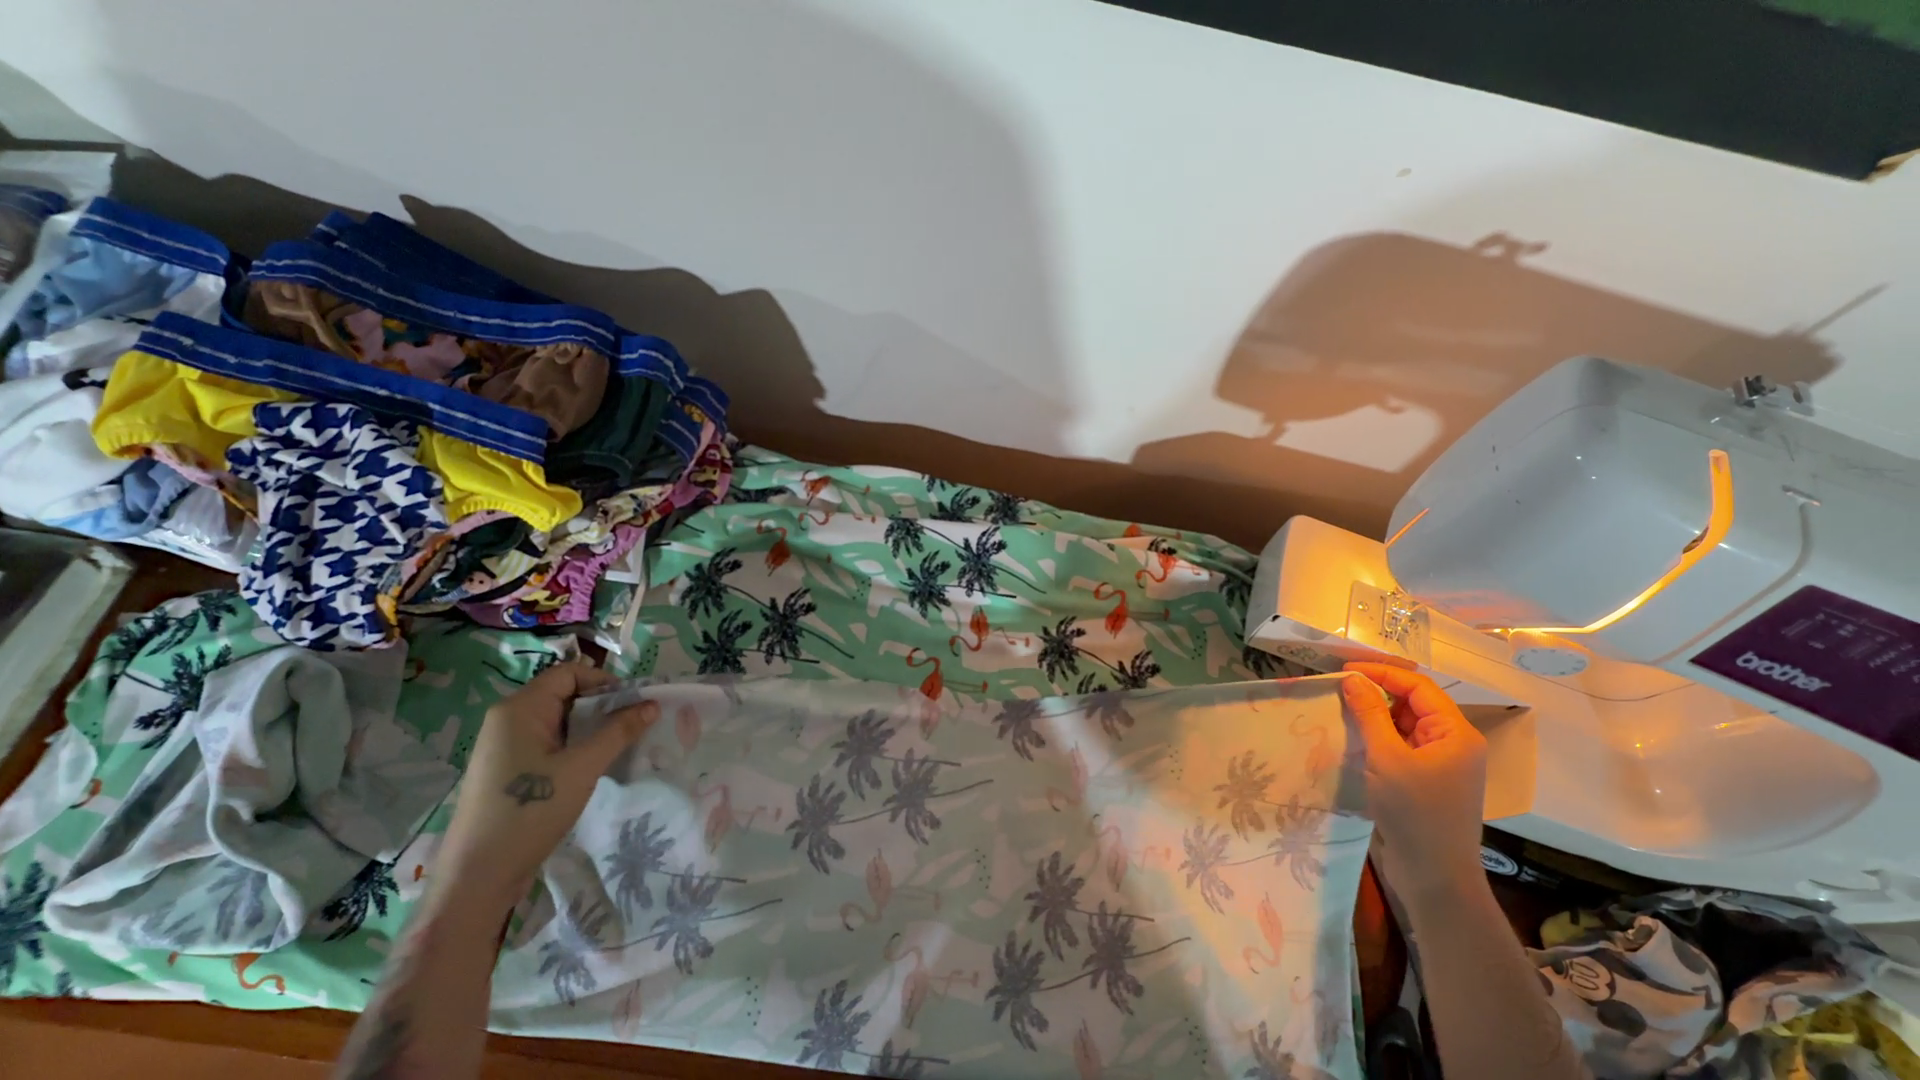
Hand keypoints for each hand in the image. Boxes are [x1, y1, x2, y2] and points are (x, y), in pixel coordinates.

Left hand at [434, 663, 656, 913]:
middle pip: (563, 696)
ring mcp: (504, 747)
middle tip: (635, 728)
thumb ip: (618, 732)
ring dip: (590, 731)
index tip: (635, 704)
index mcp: (519, 708)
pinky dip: (573, 749)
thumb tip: (651, 705)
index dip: (605, 682)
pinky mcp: (507, 771)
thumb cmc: (530, 811)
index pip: (568, 673)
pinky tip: (593, 771)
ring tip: (620, 749)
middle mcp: (507, 719)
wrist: (479, 874)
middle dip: (602, 708)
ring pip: (557, 723)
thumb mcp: (582, 768)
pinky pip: (547, 746)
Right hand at [1341, 662, 1488, 895]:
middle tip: (1338, 691)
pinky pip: (1402, 749)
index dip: (1382, 674)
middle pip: (1414, 705)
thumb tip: (1353, 679)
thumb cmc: (1415, 813)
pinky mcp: (1427, 783)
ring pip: (1406, 727)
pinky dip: (1379, 741)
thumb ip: (1370, 715)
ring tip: (1340, 713)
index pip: (1418, 687)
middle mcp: (1453, 743)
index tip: (1344, 670)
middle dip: (1377, 694)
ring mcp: (1441, 765)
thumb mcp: (1386, 758)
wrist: (1434, 876)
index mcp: (1455, 733)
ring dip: (1376, 718)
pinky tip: (1354, 742)